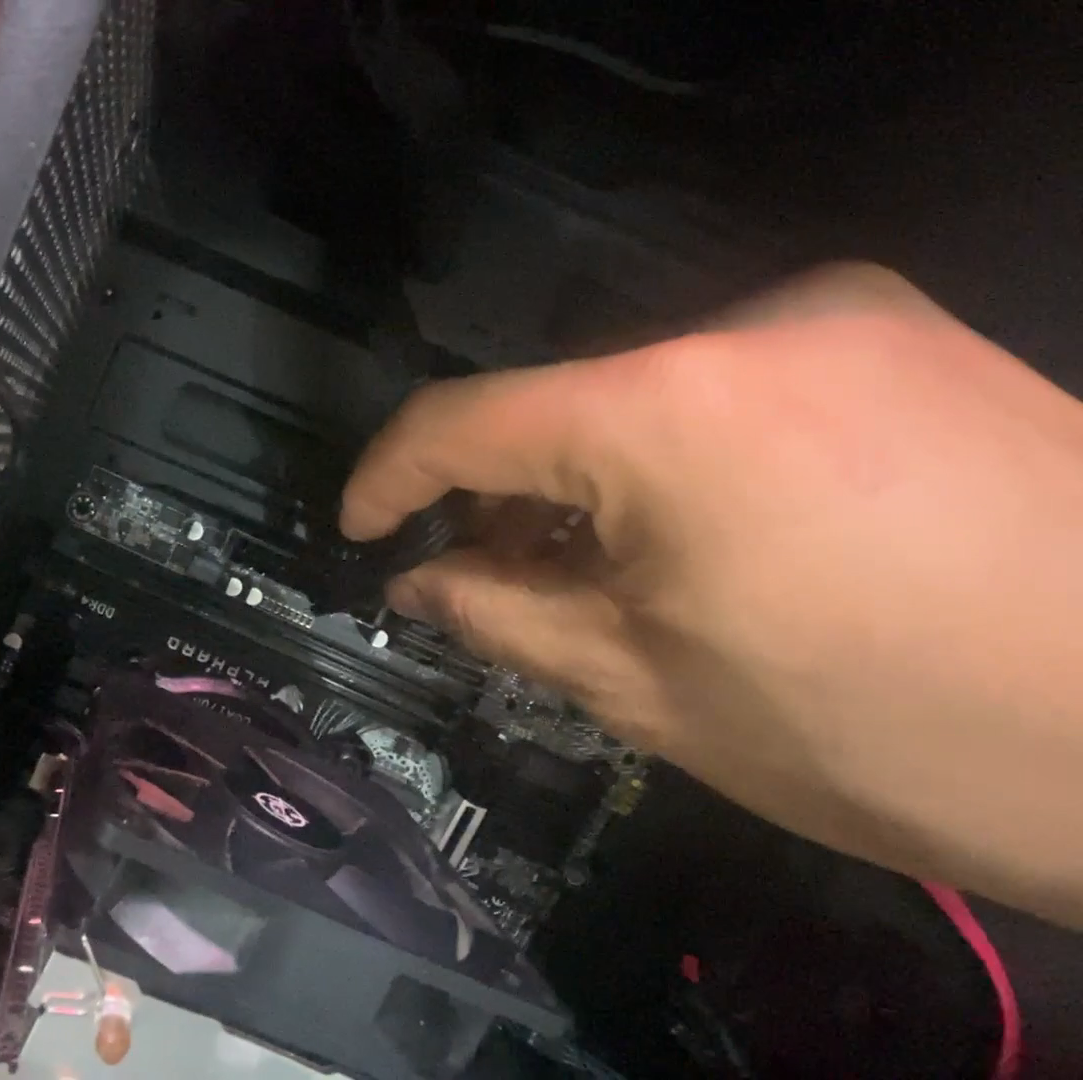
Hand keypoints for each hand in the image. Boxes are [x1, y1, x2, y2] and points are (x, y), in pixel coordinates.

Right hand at [343, 263, 1082, 926]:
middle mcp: (745, 326)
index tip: (357, 529)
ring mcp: (837, 319)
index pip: (459, 421)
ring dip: (579, 476)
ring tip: (585, 566)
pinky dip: (664, 456)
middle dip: (496, 492)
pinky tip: (688, 531)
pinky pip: (719, 386)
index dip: (386, 478)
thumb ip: (495, 611)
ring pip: (631, 394)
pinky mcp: (899, 338)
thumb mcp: (640, 684)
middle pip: (549, 404)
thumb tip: (416, 580)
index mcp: (663, 411)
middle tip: (478, 575)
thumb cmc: (887, 732)